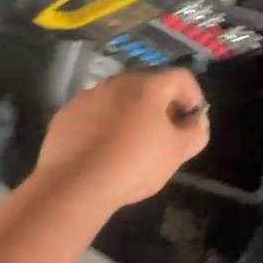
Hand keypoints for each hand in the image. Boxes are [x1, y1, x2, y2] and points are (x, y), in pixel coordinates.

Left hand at [31, 69, 209, 208]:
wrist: (75, 185)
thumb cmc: (134, 165)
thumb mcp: (178, 153)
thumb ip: (196, 132)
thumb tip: (196, 122)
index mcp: (149, 86)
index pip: (182, 78)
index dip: (193, 97)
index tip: (191, 122)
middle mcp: (118, 82)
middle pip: (148, 86)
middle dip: (161, 106)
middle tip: (163, 135)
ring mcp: (88, 96)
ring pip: (118, 99)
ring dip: (130, 114)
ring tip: (130, 145)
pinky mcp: (66, 114)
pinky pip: (93, 113)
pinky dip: (103, 125)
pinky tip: (102, 151)